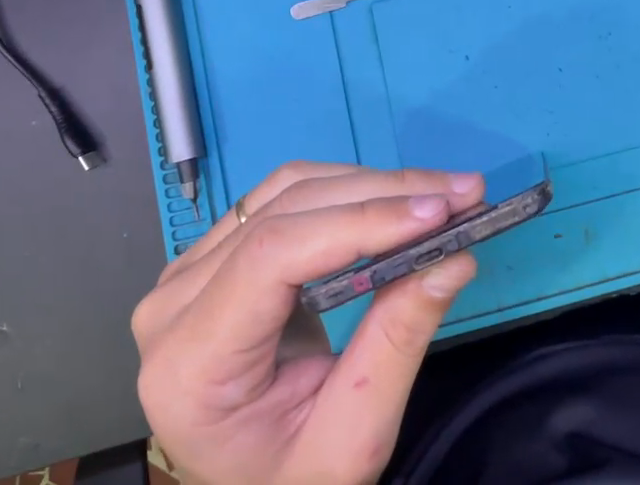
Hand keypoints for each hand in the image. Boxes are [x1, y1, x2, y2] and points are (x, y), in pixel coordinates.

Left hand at [132, 161, 484, 484]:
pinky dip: (348, 191)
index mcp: (191, 361)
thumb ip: (397, 343)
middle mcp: (174, 300)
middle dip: (385, 193)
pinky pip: (283, 199)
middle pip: (285, 210)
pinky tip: (394, 203)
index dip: (360, 221)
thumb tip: (455, 256)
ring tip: (441, 196)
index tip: (440, 212)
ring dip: (373, 184)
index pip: (274, 256)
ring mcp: (188, 272)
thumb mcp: (353, 437)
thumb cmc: (293, 480)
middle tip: (465, 193)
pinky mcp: (213, 257)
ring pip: (288, 190)